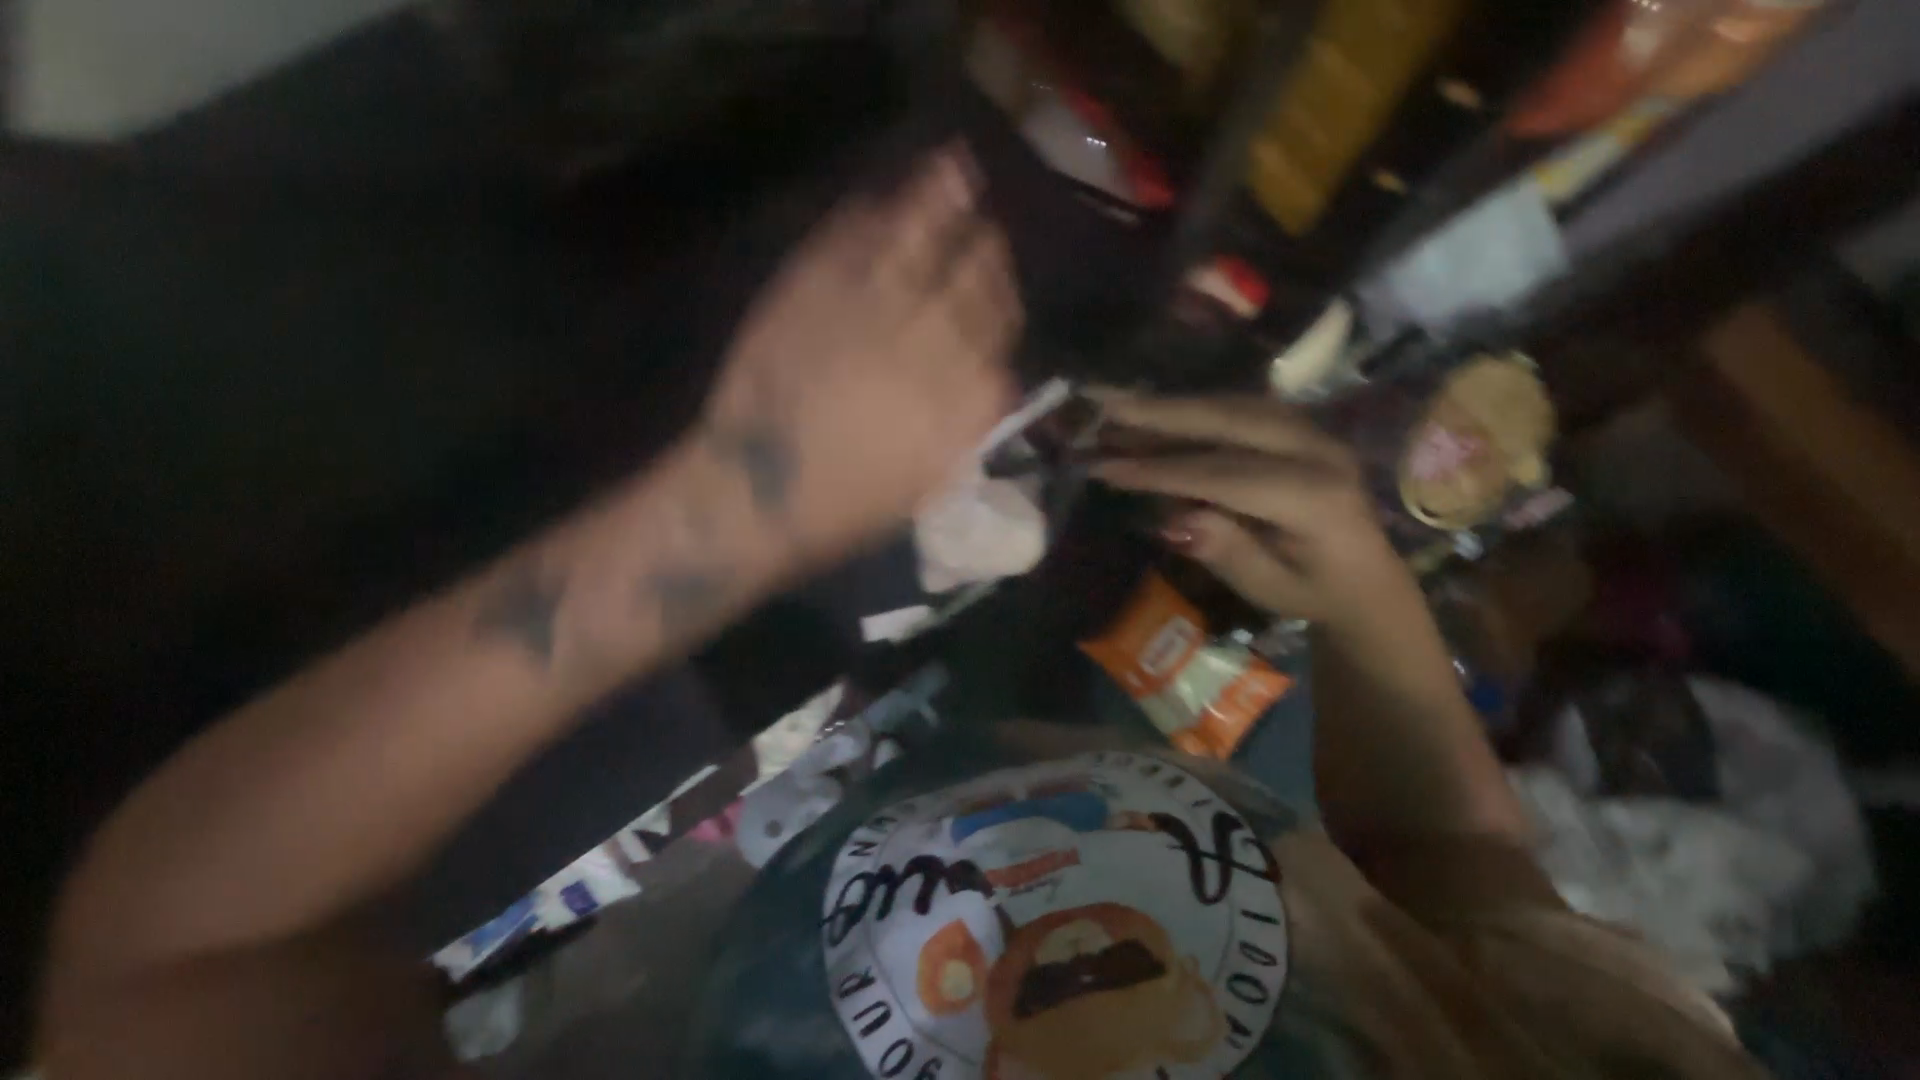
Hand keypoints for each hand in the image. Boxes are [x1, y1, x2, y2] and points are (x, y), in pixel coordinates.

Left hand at [702, 143, 1023, 563]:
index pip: (1000, 324)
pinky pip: (853, 240)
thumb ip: (971, 423)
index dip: (1002, 295)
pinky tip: (883, 199)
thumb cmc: (849, 505)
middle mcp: (930, 338)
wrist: (759, 493)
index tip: (1002, 279)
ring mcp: (871, 306)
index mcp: (966, 392)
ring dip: (939, 203)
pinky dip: (871, 216)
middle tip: (984, 232)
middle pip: (969, 277)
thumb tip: (998, 377)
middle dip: (982, 249)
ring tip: (954, 168)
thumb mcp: (932, 479)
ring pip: (918, 243)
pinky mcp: (815, 290)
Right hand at [1088, 392, 1411, 625]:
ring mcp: (1313, 433)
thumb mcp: (1267, 588)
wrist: (1366, 580)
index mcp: (1313, 497)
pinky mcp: (1301, 428)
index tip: (1106, 468)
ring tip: (1120, 410)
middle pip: (1230, 421)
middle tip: (1105, 409)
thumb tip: (1177, 518)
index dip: (1161, 470)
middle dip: (1162, 414)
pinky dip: (1196, 410)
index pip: (1223, 474)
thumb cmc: (1312, 592)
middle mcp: (1318, 452)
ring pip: (1234, 406)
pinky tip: (1159, 414)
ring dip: (1175, 407)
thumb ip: (1228, 550)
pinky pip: (1243, 409)